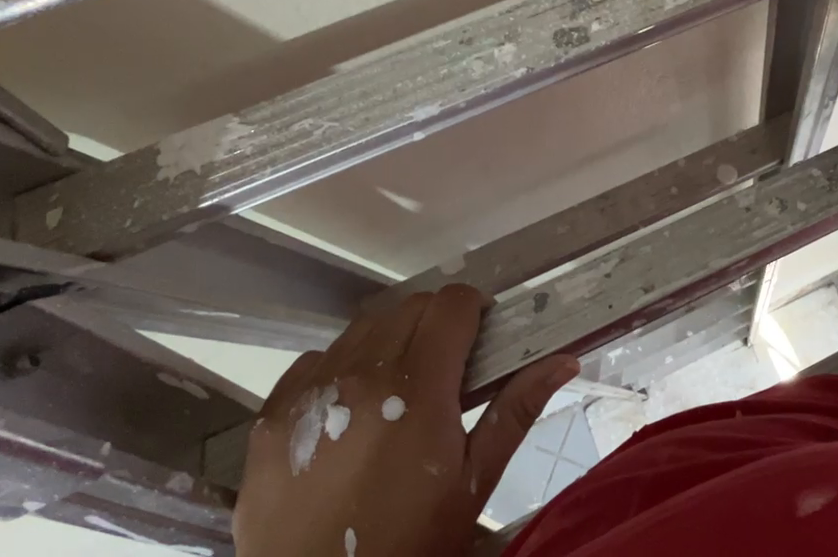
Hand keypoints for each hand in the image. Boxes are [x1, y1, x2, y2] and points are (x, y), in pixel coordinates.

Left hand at [235, 285, 578, 556]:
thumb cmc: (410, 545)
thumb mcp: (473, 483)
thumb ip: (516, 411)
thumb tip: (565, 359)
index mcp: (419, 389)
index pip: (452, 304)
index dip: (473, 309)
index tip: (482, 334)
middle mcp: (361, 374)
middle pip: (409, 307)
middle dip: (436, 322)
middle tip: (448, 366)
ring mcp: (311, 391)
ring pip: (362, 328)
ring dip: (391, 340)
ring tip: (400, 388)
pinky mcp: (272, 414)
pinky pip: (315, 360)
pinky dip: (341, 367)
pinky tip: (351, 409)